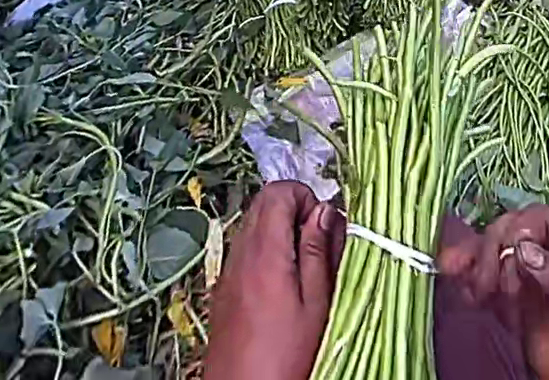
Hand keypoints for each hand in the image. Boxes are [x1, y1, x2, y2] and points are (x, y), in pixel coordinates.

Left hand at [205, 182, 343, 379]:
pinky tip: (281, 283)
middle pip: (263, 201)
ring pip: (253, 222)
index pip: (278, 191)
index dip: (304, 197)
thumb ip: (319, 249)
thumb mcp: (315, 303)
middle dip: (292, 208)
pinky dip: (264, 248)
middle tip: (314, 241)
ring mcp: (228, 270)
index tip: (321, 225)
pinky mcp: (223, 289)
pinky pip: (244, 248)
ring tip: (301, 265)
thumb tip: (326, 209)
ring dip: (278, 227)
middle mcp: (241, 252)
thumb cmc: (285, 357)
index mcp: (265, 250)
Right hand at [438, 205, 548, 379]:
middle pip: (511, 234)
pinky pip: (489, 293)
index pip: (541, 221)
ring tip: (456, 272)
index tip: (513, 257)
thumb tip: (525, 252)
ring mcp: (533, 292)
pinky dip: (469, 282)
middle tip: (485, 281)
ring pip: (494, 258)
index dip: (522, 229)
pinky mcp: (520, 321)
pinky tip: (459, 286)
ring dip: (473, 258)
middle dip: (492, 247)